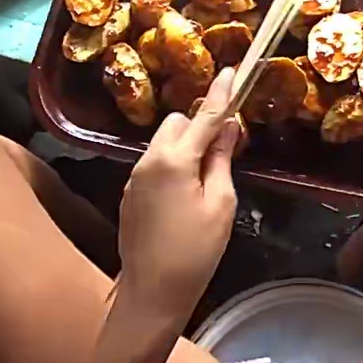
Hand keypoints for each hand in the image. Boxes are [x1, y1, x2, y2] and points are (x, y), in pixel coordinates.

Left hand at [115, 68, 241, 328]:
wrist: (151, 292)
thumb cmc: (196, 251)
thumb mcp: (221, 204)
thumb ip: (222, 160)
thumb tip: (228, 127)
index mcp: (174, 161)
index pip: (203, 117)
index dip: (221, 94)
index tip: (233, 70)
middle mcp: (148, 160)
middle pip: (177, 123)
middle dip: (199, 126)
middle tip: (224, 150)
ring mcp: (134, 176)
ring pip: (163, 142)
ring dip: (185, 146)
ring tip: (204, 178)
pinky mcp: (129, 192)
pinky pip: (154, 163)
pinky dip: (172, 164)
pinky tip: (184, 195)